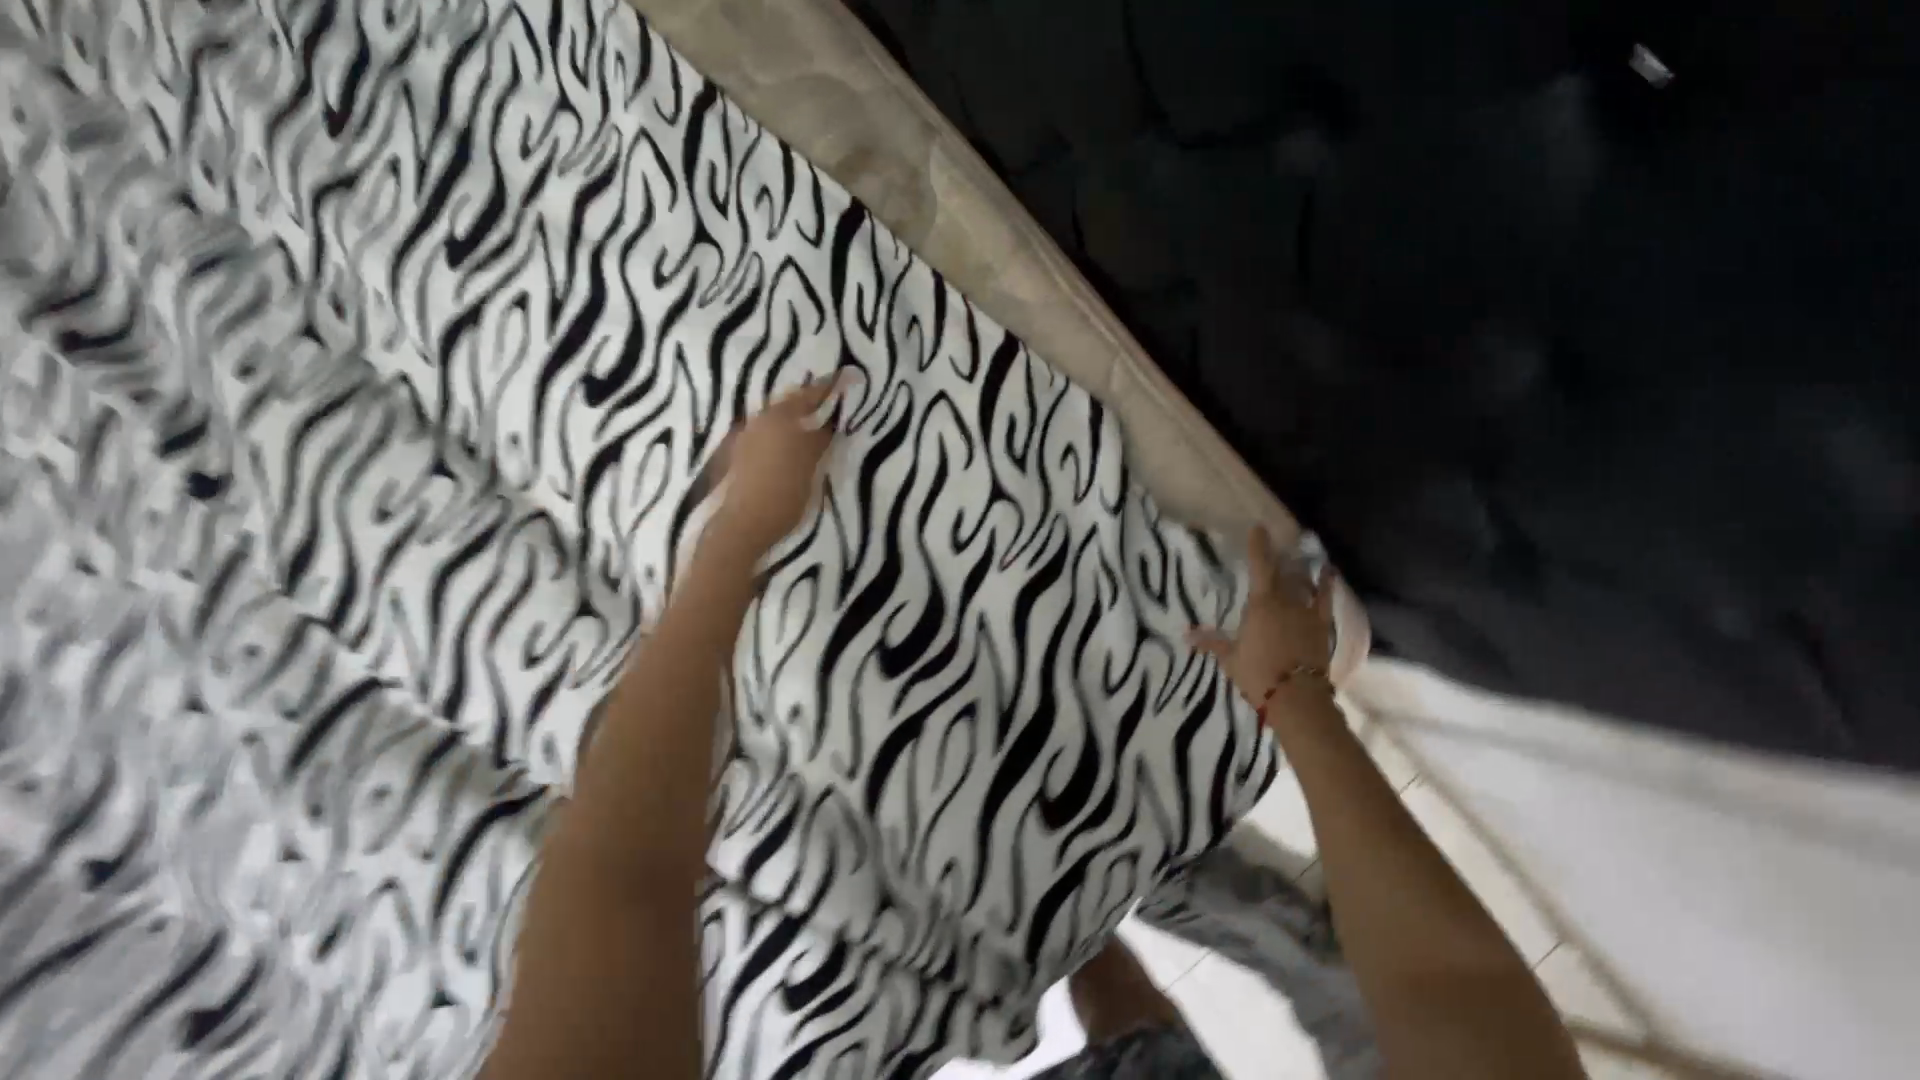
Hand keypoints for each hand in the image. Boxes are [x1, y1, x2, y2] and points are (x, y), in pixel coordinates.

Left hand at [709, 375, 850, 555]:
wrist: (743, 525)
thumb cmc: (783, 494)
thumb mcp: (810, 465)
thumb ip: (820, 438)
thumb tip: (829, 420)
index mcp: (779, 419)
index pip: (810, 395)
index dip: (830, 386)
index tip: (849, 375)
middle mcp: (759, 421)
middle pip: (789, 403)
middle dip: (809, 400)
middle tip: (830, 400)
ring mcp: (745, 438)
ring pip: (776, 419)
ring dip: (795, 418)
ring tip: (813, 424)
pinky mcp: (738, 455)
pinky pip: (766, 434)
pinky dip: (782, 434)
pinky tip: (790, 446)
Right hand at [1187, 525, 1336, 708]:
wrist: (1296, 697)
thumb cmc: (1257, 674)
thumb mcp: (1230, 659)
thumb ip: (1212, 643)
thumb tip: (1187, 634)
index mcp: (1261, 605)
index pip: (1259, 567)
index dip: (1258, 546)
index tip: (1259, 528)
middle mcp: (1286, 602)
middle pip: (1284, 572)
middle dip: (1280, 558)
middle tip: (1280, 543)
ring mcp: (1307, 613)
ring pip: (1304, 583)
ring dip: (1300, 570)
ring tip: (1299, 558)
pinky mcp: (1322, 627)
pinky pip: (1325, 600)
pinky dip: (1327, 585)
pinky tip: (1329, 573)